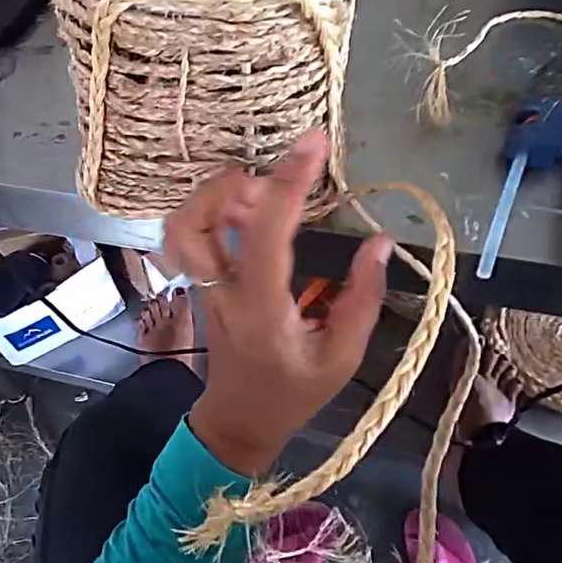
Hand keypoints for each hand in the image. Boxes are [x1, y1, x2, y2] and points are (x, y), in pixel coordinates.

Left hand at [163, 132, 393, 474]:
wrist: (238, 419)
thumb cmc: (292, 393)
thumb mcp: (342, 357)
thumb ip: (363, 299)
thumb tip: (379, 243)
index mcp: (260, 308)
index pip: (267, 232)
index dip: (290, 182)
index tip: (313, 143)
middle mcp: (221, 290)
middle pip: (194, 223)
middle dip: (231, 186)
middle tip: (270, 185)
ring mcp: (202, 286)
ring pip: (181, 226)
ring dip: (216, 195)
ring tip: (257, 195)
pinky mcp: (199, 282)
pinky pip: (190, 235)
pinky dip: (211, 209)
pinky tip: (247, 212)